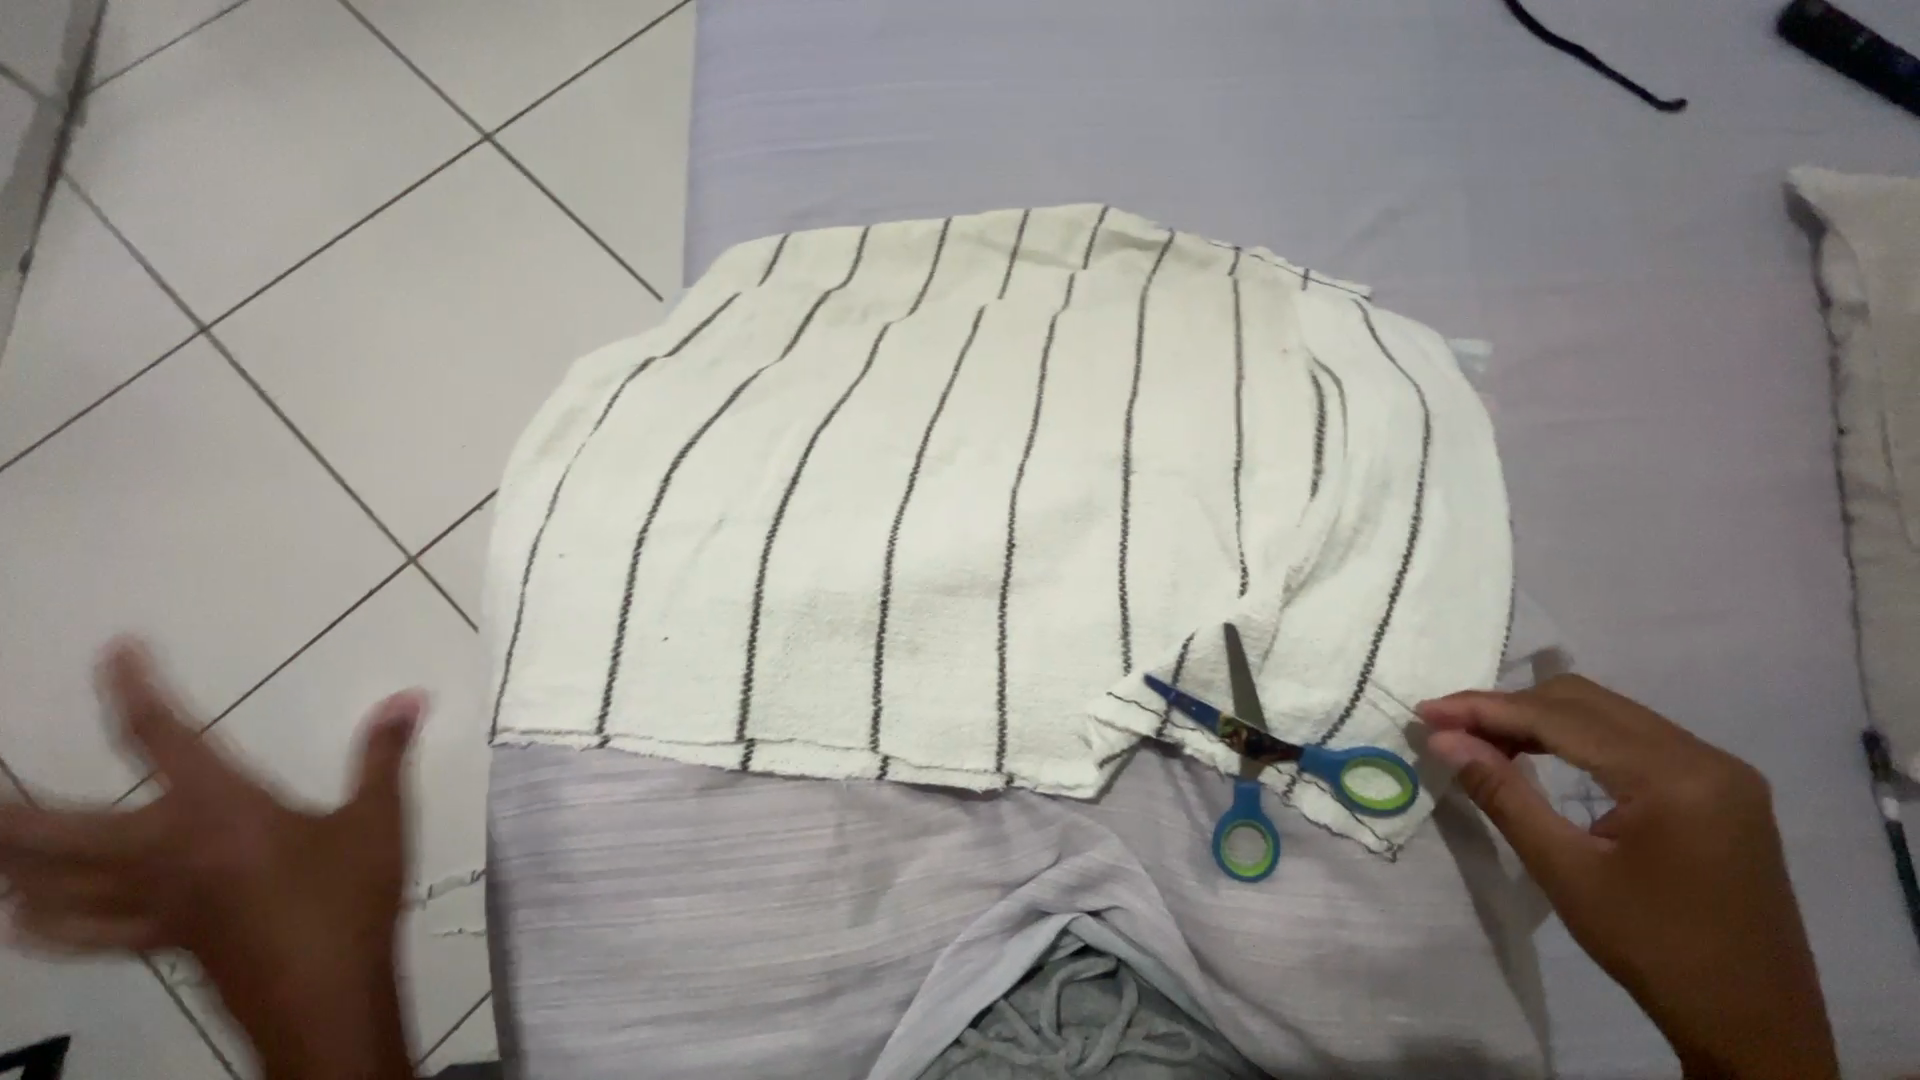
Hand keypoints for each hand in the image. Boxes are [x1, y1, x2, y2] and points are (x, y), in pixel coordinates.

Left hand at [0, 641, 420, 1079]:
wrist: (326, 990)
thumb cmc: (350, 896)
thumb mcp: (379, 817)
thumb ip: (383, 754)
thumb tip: (408, 697)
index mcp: (215, 810)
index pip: (159, 736)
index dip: (134, 689)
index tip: (118, 651)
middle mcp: (159, 852)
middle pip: (43, 828)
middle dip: (2, 801)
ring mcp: (145, 904)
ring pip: (34, 881)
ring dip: (4, 854)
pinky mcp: (152, 941)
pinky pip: (67, 931)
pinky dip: (33, 915)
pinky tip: (27, 906)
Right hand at [1418, 676, 1837, 1079]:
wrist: (1753, 1023)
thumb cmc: (1653, 948)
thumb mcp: (1564, 870)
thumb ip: (1502, 793)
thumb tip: (1443, 739)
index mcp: (1675, 776)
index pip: (1561, 718)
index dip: (1486, 709)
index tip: (1426, 712)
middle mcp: (1705, 757)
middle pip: (1586, 701)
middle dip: (1510, 707)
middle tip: (1449, 727)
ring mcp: (1718, 770)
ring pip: (1607, 713)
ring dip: (1539, 718)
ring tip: (1481, 740)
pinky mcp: (1718, 789)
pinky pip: (1632, 738)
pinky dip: (1575, 737)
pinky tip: (1537, 754)